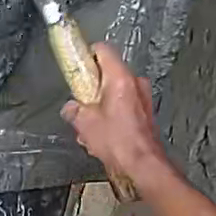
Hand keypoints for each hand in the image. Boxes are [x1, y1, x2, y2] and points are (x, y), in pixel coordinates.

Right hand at [61, 43, 173, 184]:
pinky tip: (103, 134)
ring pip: (116, 92)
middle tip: (81, 102)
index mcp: (120, 79)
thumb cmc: (120, 143)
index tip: (77, 65)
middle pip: (109, 73)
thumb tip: (70, 108)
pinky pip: (124, 106)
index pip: (103, 50)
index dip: (87, 55)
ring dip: (101, 104)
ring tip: (91, 125)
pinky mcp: (146, 114)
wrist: (143, 165)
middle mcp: (135, 84)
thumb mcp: (85, 124)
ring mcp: (143, 99)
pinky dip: (112, 115)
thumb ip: (74, 110)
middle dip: (92, 88)